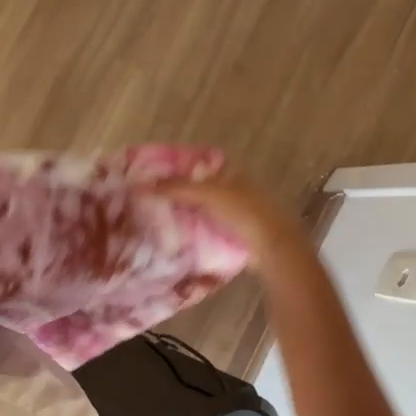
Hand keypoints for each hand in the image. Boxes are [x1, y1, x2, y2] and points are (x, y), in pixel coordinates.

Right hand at [157, 178, 308, 268]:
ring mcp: (241, 215)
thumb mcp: (207, 194)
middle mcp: (238, 191)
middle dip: (182, 195)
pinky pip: (212, 231)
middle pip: (203, 190)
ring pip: (207, 212)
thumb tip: (143, 184)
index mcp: (234, 174)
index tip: (158, 179)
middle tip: (155, 202)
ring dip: (189, 216)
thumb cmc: (244, 213)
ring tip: (162, 222)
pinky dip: (198, 233)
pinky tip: (182, 239)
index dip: (181, 170)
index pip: (202, 167)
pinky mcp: (241, 236)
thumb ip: (177, 188)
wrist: (273, 248)